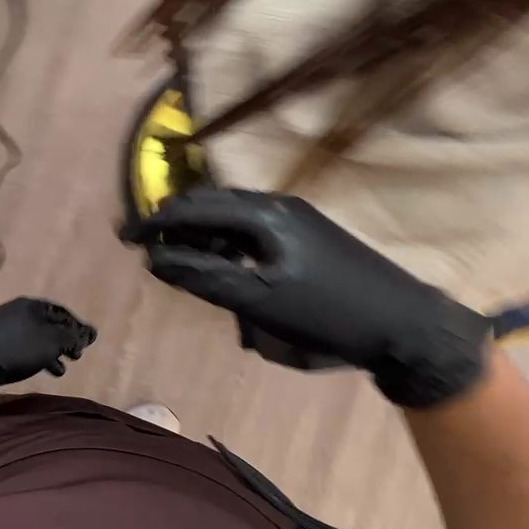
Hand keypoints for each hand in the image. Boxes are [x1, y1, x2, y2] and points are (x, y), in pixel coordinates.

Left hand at [0, 297, 97, 406]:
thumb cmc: (17, 348)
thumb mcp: (50, 342)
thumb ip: (71, 337)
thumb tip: (88, 335)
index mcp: (33, 305)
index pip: (63, 313)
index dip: (78, 327)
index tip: (89, 341)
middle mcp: (19, 311)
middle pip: (50, 325)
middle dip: (65, 340)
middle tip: (77, 355)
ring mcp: (6, 326)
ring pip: (37, 338)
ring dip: (53, 351)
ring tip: (63, 367)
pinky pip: (25, 347)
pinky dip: (38, 356)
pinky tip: (45, 369)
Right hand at [119, 188, 491, 407]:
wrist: (405, 324)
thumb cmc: (325, 312)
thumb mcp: (256, 300)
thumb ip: (201, 277)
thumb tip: (153, 260)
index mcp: (264, 214)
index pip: (194, 208)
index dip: (154, 222)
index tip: (123, 239)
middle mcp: (278, 205)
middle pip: (211, 204)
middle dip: (174, 222)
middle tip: (146, 246)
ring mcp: (296, 218)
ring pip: (232, 215)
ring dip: (200, 231)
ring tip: (177, 256)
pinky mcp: (308, 235)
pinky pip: (252, 227)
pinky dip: (225, 240)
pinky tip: (221, 261)